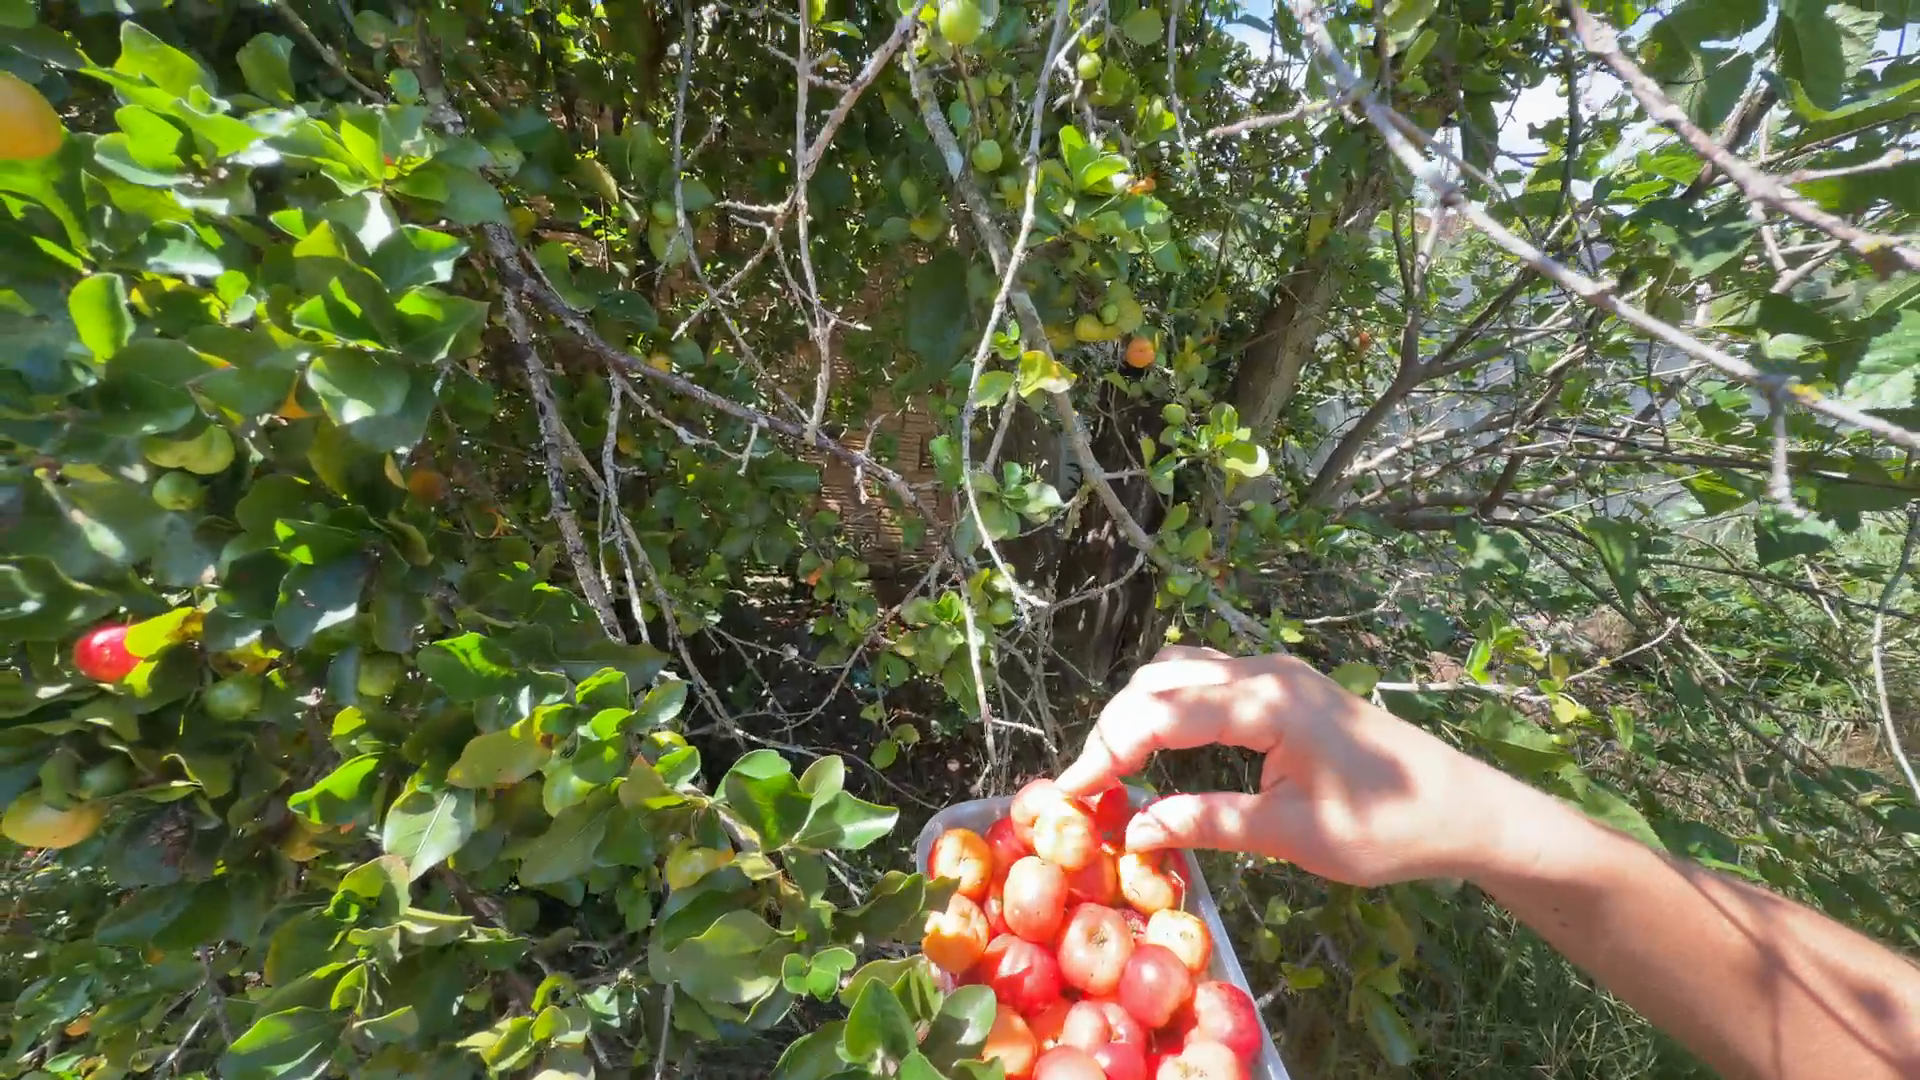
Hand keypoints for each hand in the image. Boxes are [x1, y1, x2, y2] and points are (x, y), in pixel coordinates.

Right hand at [1055, 646, 1549, 886]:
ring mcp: (1273, 669)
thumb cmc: (1389, 829)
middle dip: (1114, 726)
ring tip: (1119, 758)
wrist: (1470, 808)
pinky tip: (1164, 733)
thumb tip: (1134, 831)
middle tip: (1092, 781)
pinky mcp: (1281, 680)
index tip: (1072, 790)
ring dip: (1138, 707)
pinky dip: (1169, 698)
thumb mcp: (1293, 835)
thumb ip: (1207, 823)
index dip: (1106, 750)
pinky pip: (1204, 672)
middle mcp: (1262, 671)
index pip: (1159, 715)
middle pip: (1157, 680)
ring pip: (1177, 667)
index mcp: (1266, 704)